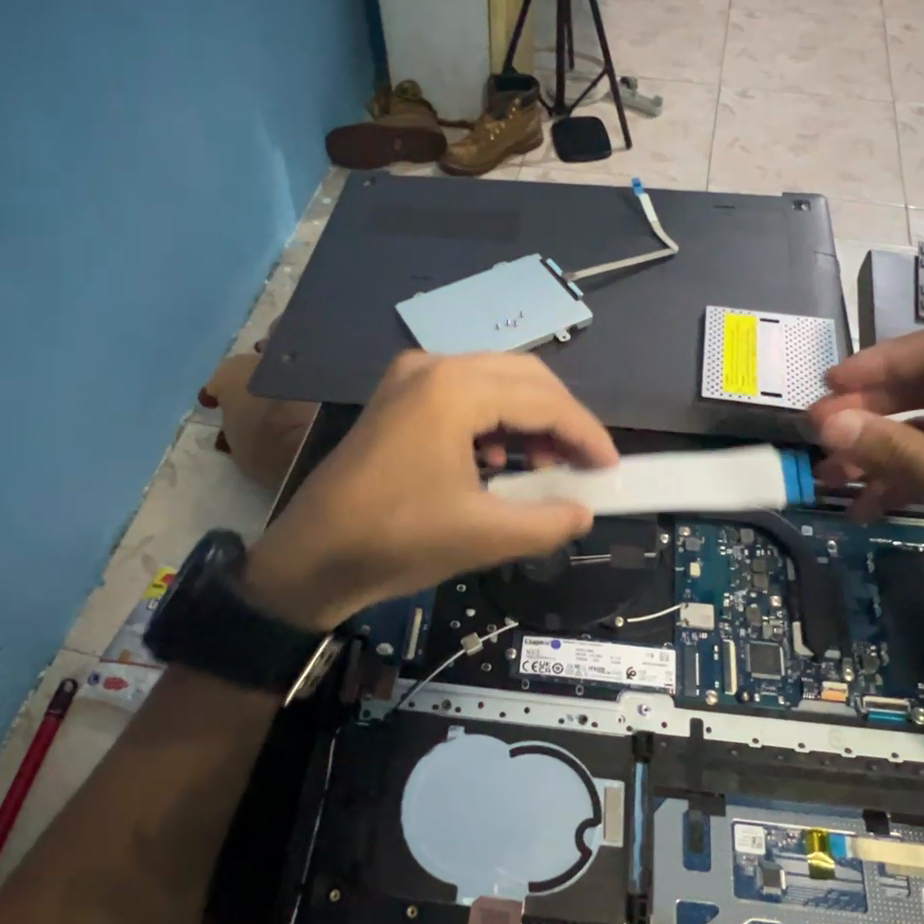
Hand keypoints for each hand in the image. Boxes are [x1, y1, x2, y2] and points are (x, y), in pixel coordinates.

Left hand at [240, 352, 618, 631]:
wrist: (311, 557)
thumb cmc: (396, 541)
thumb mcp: (484, 537)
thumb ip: (548, 521)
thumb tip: (583, 511)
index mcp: (454, 389)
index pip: (544, 401)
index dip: (586, 434)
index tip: (611, 467)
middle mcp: (433, 367)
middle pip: (524, 378)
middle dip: (561, 420)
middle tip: (584, 465)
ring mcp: (410, 378)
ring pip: (494, 382)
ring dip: (528, 419)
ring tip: (545, 467)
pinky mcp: (397, 397)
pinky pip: (463, 394)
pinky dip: (493, 421)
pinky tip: (498, 461)